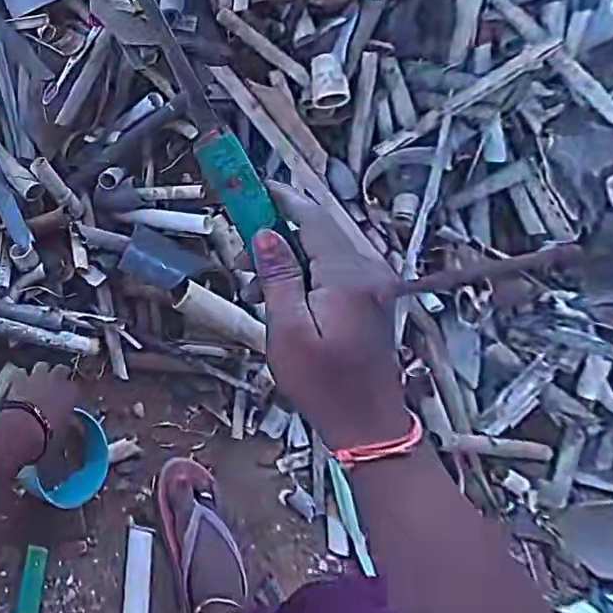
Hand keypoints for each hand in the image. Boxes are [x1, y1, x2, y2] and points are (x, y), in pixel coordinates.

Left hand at [7, 361, 78, 469]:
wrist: (22, 429)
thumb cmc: (49, 435)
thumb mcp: (66, 435)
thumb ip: (73, 427)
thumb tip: (79, 428)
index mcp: (70, 394)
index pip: (76, 387)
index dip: (72, 393)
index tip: (70, 399)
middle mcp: (56, 380)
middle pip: (61, 369)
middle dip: (60, 374)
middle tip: (57, 384)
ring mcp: (37, 377)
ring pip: (42, 366)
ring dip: (41, 373)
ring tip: (39, 381)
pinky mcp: (19, 379)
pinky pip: (22, 372)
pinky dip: (22, 377)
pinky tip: (21, 384)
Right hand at [253, 188, 410, 450]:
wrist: (368, 426)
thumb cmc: (324, 384)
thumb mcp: (287, 330)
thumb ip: (278, 275)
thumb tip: (265, 233)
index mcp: (349, 277)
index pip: (312, 218)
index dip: (280, 198)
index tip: (252, 186)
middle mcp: (367, 273)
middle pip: (316, 229)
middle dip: (274, 232)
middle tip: (241, 256)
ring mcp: (371, 285)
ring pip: (320, 248)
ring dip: (284, 255)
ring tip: (254, 284)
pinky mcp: (368, 297)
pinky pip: (329, 267)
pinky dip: (300, 270)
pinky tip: (278, 295)